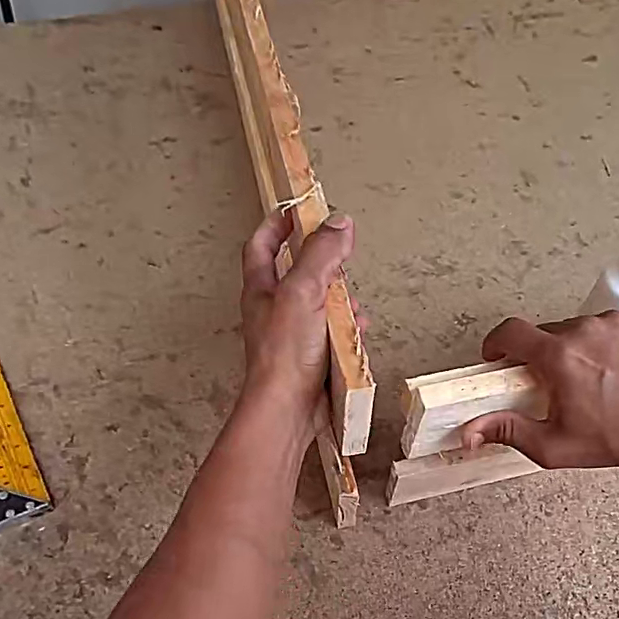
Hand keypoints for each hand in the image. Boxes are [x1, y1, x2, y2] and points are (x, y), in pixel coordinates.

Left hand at [238, 208, 355, 409]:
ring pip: (322, 307)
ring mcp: (294, 336)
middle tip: (341, 262)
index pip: (263, 245)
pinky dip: (348, 333)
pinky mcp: (312, 358)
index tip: (298, 210)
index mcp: (261, 290)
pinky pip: (334, 336)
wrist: (289, 408)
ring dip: (341, 305)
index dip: (277, 224)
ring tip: (352, 308)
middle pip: (299, 275)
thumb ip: (322, 256)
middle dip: (325, 268)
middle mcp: (275, 311)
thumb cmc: (283, 356)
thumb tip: (339, 224)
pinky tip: (357, 335)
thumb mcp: (303, 292)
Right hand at [458, 311, 618, 471]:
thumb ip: (507, 432)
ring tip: (590, 379)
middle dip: (543, 355)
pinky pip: (610, 325)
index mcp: (559, 358)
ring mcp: (616, 324)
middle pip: (546, 332)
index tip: (498, 353)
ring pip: (579, 328)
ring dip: (576, 348)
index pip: (511, 331)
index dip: (497, 342)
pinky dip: (606, 342)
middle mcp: (586, 332)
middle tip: (555, 385)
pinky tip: (614, 368)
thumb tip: (472, 432)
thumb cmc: (617, 440)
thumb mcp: (552, 446)